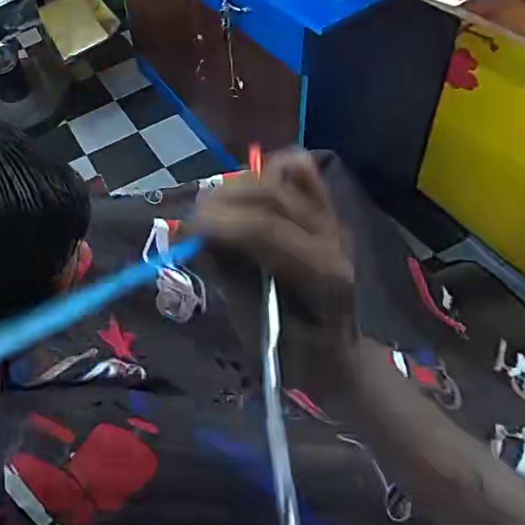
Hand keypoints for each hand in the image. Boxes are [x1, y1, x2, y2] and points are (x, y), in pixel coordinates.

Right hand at [189, 150, 356, 350]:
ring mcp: (333, 220)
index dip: (218, 223)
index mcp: (321, 273)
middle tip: (191, 221)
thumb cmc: (294, 353)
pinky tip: (244, 185)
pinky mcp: (326, 211)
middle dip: (222, 199)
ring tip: (210, 206)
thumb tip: (194, 240)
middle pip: (272, 194)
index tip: (185, 232)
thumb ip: (228, 276)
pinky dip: (268, 169)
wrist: (338, 356)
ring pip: (283, 175)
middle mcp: (333, 237)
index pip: (265, 228)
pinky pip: (299, 171)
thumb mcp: (253, 324)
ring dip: (238, 184)